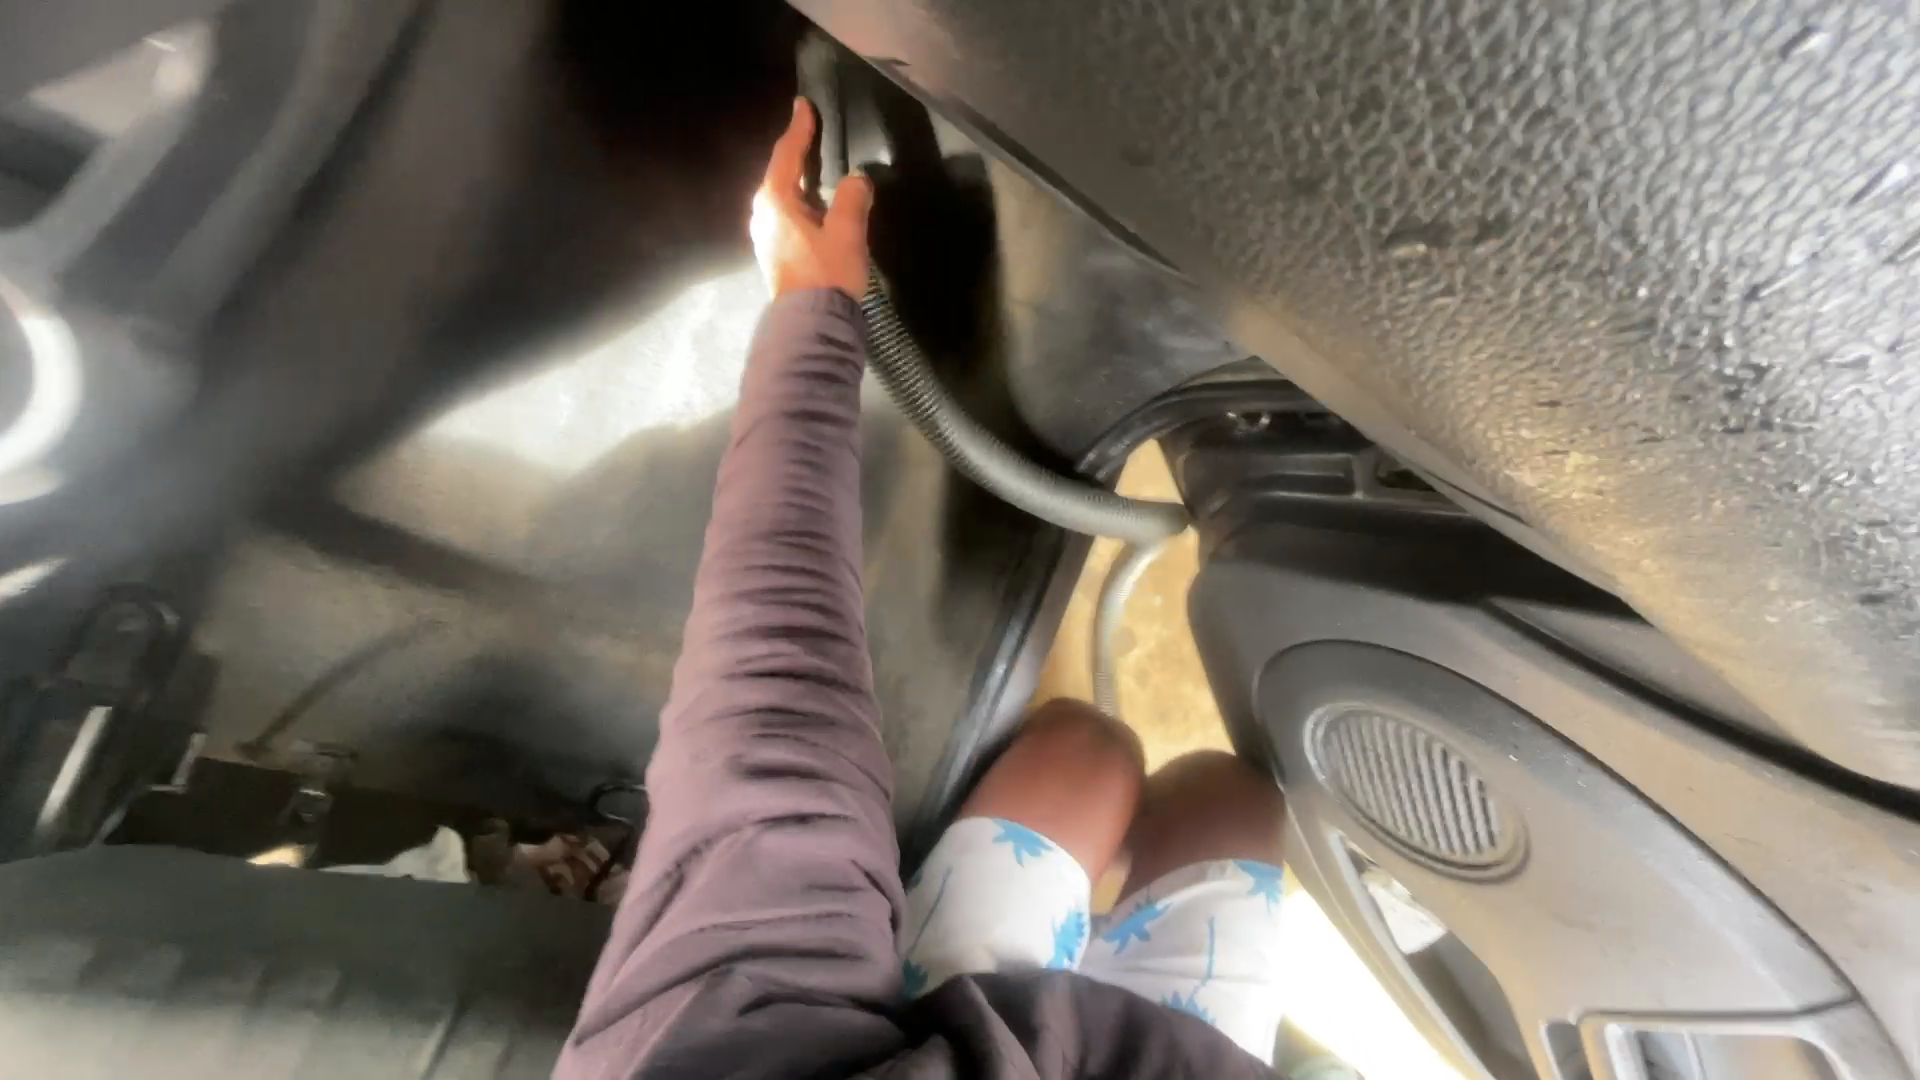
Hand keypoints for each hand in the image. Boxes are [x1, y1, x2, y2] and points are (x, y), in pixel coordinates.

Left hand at [750, 98, 872, 299]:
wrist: (812, 326)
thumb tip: (856, 180)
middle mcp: (762, 216)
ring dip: (799, 188)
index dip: (799, 130)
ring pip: (782, 201)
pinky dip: (800, 210)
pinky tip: (814, 215)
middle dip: (796, 159)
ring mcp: (765, 240)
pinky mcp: (775, 259)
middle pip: (780, 177)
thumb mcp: (846, 232)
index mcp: (775, 201)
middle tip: (810, 140)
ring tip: (816, 179)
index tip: (803, 106)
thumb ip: (851, 198)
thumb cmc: (827, 274)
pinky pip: (786, 222)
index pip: (787, 155)